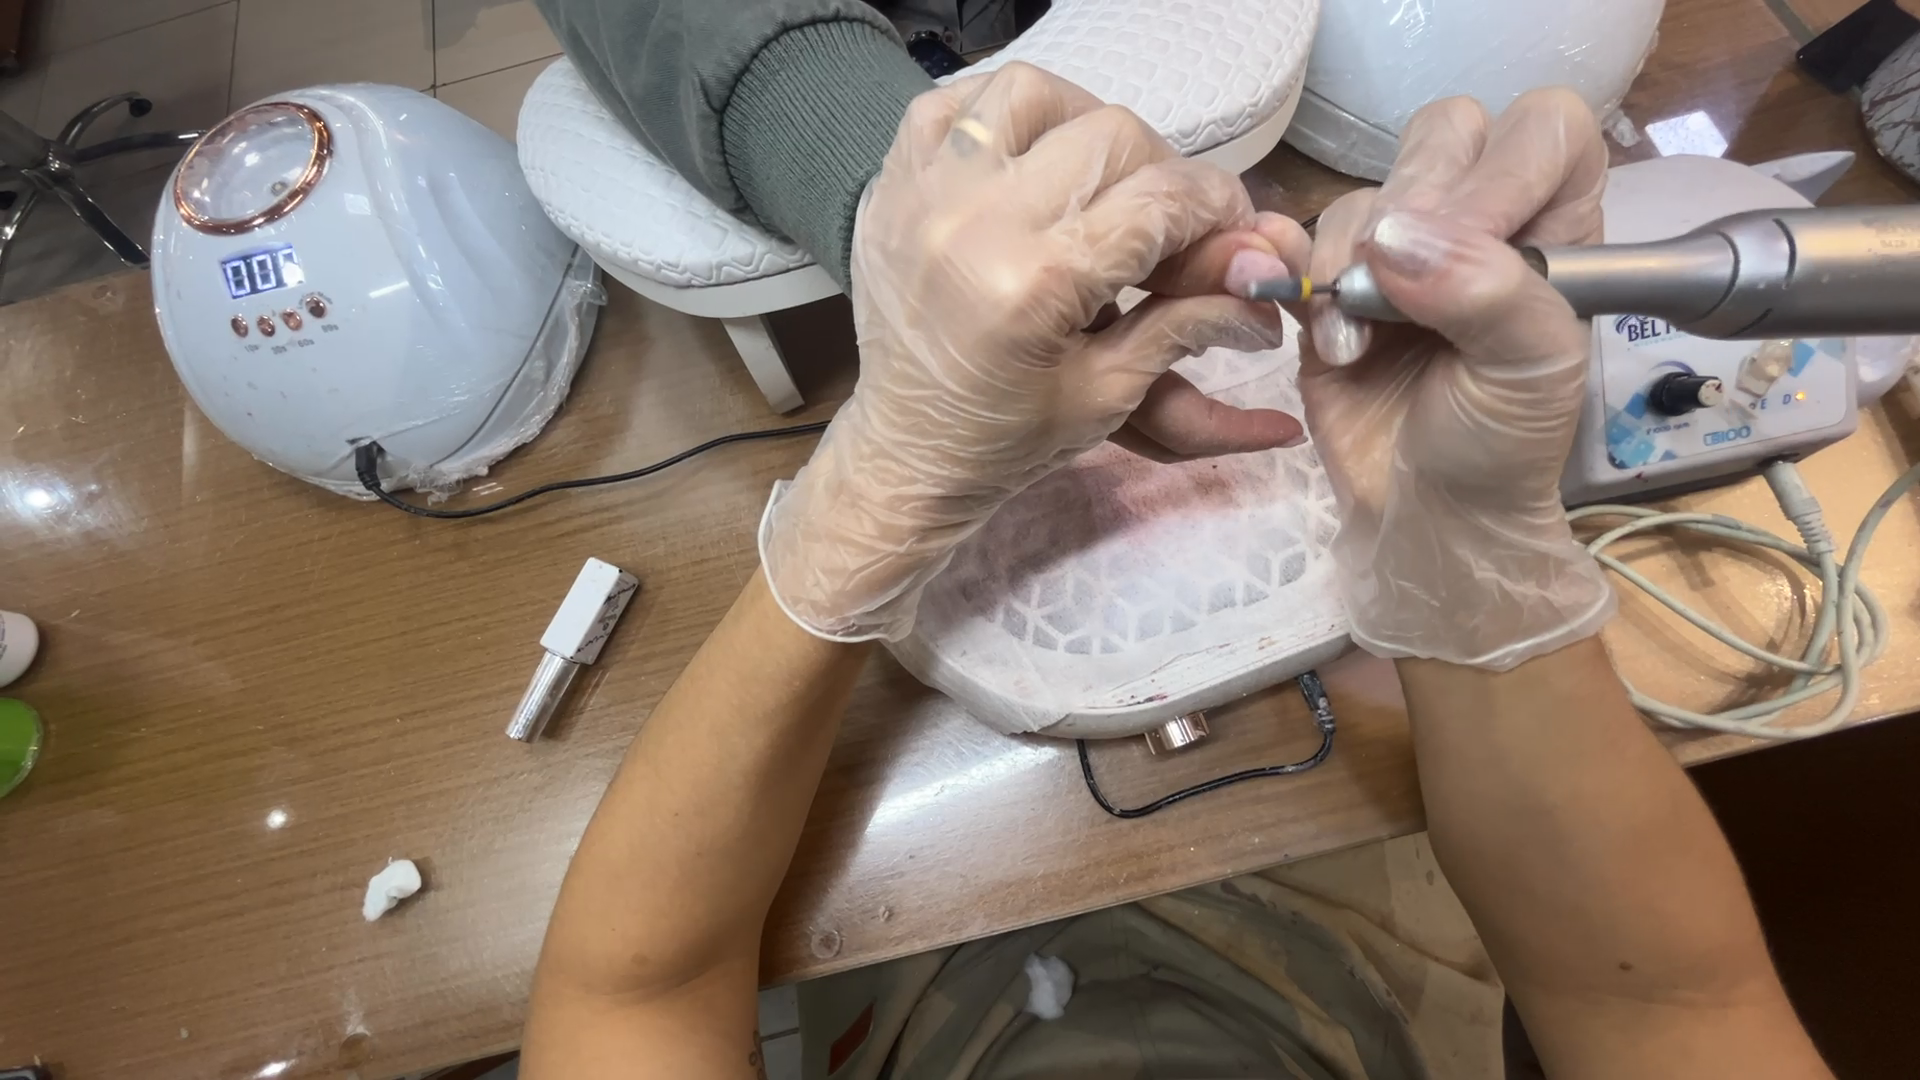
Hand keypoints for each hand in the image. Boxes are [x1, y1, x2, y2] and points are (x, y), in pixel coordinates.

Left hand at [760, 62, 1304, 639]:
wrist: (906, 455)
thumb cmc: (1006, 444)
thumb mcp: (1108, 393)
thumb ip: (1188, 318)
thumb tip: (1268, 272)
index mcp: (1034, 284)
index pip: (1161, 202)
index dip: (1219, 210)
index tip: (1234, 233)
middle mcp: (974, 221)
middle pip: (1111, 135)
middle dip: (1160, 175)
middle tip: (1164, 227)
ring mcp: (920, 196)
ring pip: (1033, 96)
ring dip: (1084, 130)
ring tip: (1094, 189)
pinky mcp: (887, 190)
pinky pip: (954, 107)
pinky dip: (1003, 122)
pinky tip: (1026, 168)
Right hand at [1284, 88, 1616, 668]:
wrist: (1421, 512)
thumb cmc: (1497, 448)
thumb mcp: (1531, 370)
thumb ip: (1485, 292)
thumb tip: (1390, 237)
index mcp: (1549, 231)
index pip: (1538, 134)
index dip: (1496, 176)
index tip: (1464, 255)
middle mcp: (1469, 229)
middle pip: (1439, 139)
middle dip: (1409, 208)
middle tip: (1391, 295)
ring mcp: (1388, 265)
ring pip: (1355, 202)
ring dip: (1342, 267)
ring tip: (1350, 347)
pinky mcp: (1323, 301)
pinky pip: (1292, 253)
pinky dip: (1283, 274)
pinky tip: (1300, 320)